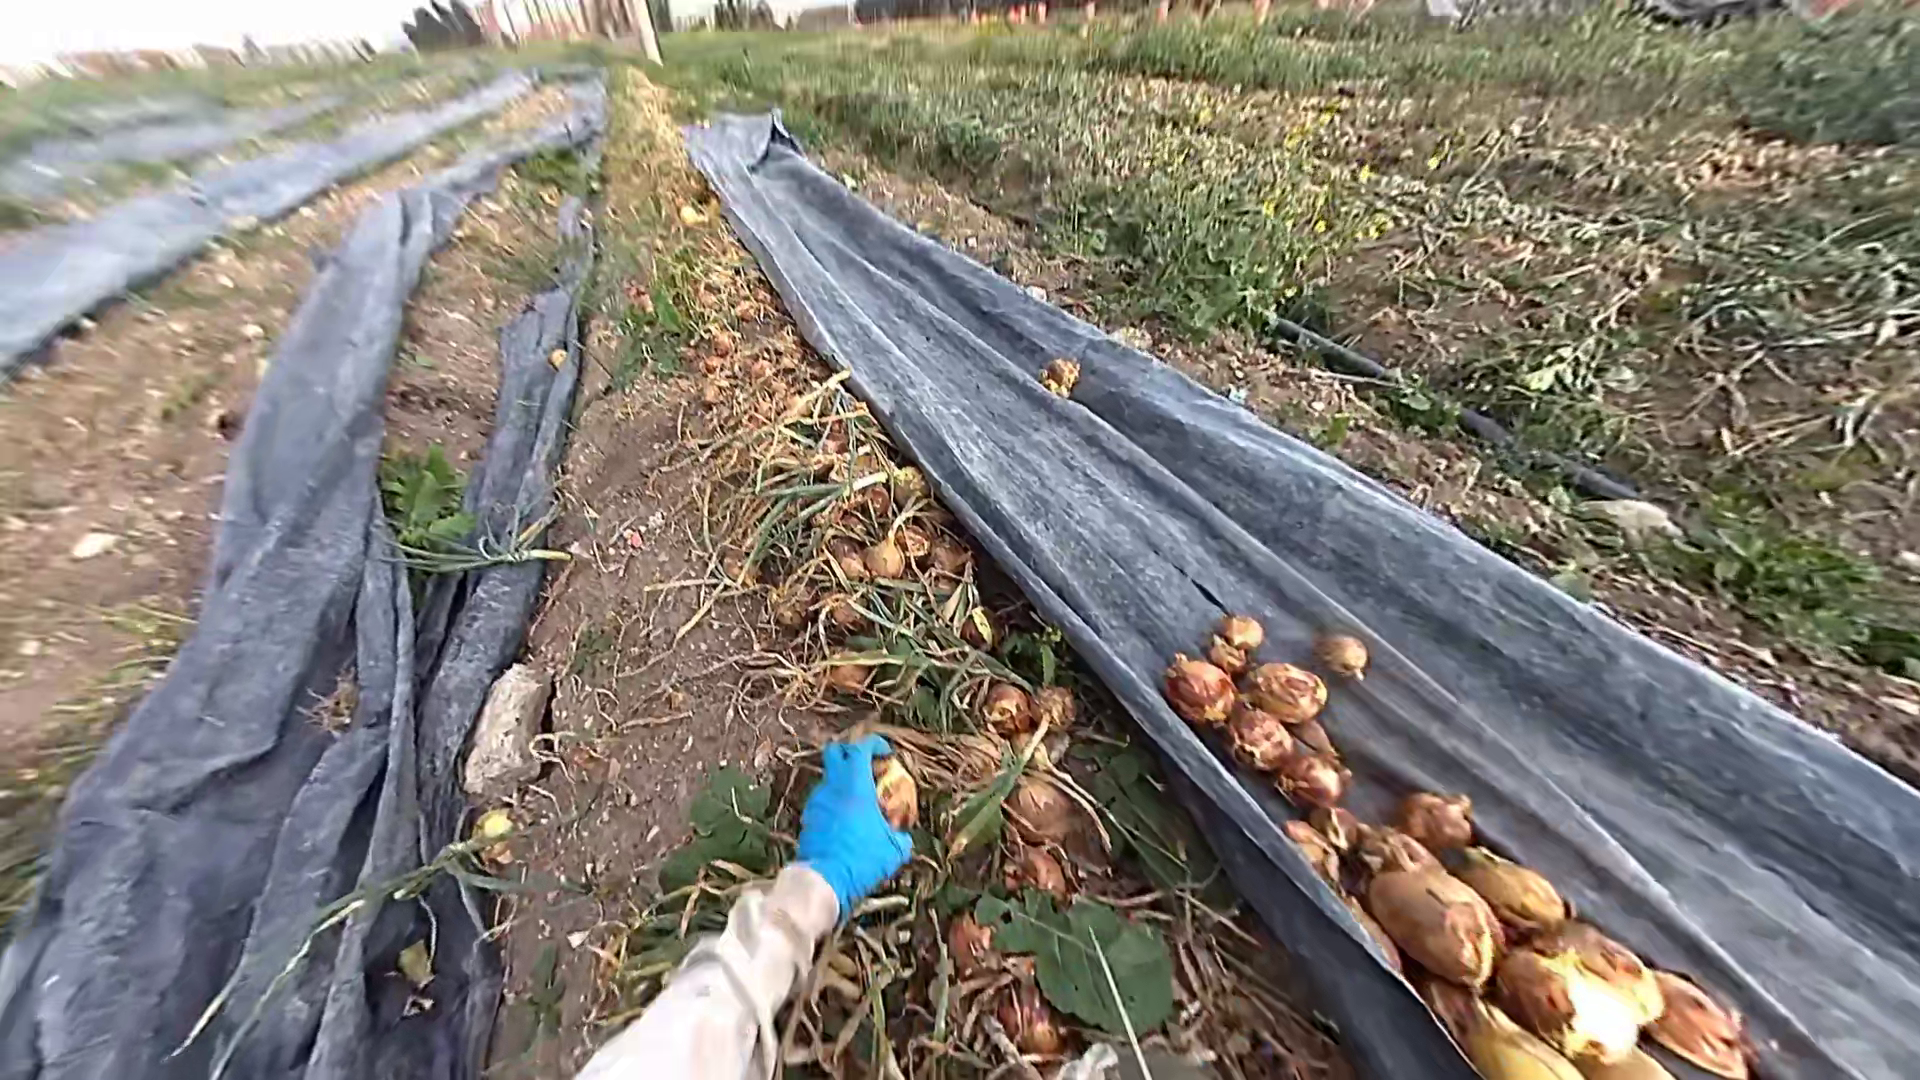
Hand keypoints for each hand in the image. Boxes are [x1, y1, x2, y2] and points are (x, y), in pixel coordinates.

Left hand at [796, 735, 912, 917]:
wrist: (823, 883)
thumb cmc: (861, 858)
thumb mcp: (893, 849)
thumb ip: (900, 836)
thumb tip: (903, 836)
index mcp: (854, 785)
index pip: (860, 748)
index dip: (874, 744)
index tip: (885, 753)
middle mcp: (833, 787)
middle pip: (835, 752)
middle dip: (851, 753)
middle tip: (867, 767)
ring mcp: (817, 802)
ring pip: (829, 779)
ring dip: (844, 783)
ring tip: (860, 803)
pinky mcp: (808, 819)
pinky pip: (823, 801)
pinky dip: (835, 803)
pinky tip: (846, 823)